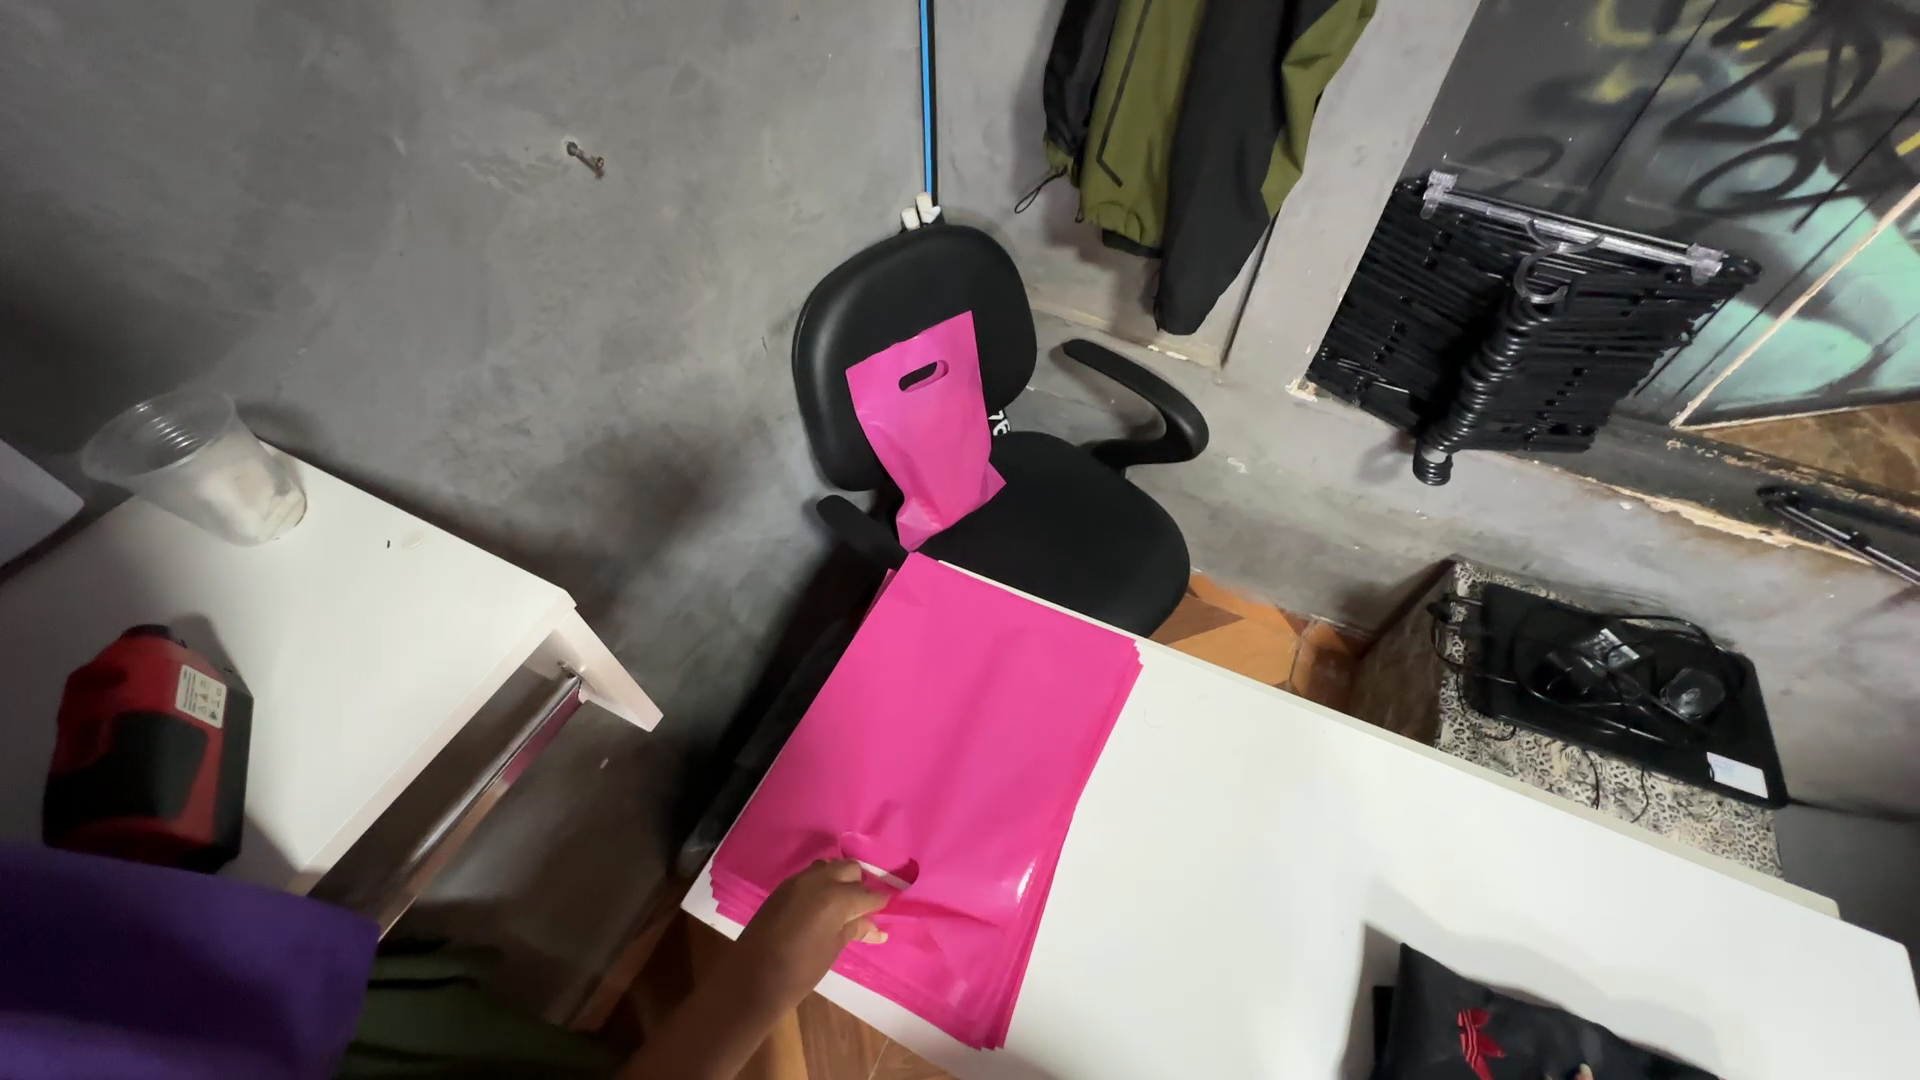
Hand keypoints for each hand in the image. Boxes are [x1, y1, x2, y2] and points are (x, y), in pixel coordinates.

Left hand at [718, 859, 889, 1014]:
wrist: (750, 980)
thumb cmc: (798, 972)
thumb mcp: (832, 950)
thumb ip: (854, 929)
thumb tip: (876, 927)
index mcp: (836, 898)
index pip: (868, 894)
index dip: (879, 901)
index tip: (887, 909)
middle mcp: (819, 880)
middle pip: (850, 869)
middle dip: (860, 885)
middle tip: (861, 909)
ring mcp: (798, 880)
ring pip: (830, 867)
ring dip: (839, 880)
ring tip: (841, 907)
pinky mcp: (783, 887)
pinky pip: (811, 875)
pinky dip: (822, 884)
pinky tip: (820, 906)